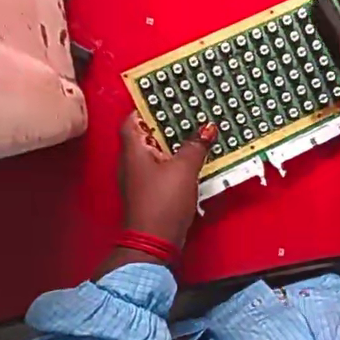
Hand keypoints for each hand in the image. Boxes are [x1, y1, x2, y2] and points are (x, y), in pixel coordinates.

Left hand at [117, 114, 214, 247]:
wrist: (155, 241)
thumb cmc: (163, 202)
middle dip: (165, 124)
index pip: (133, 119)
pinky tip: (192, 160)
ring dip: (172, 143)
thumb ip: (195, 145)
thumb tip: (207, 129)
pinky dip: (175, 161)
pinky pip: (162, 169)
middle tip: (187, 113)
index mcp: (133, 150)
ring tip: (194, 132)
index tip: (166, 99)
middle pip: (146, 134)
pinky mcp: (150, 193)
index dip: (147, 107)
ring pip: (155, 152)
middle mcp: (132, 162)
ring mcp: (140, 179)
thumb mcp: (184, 169)